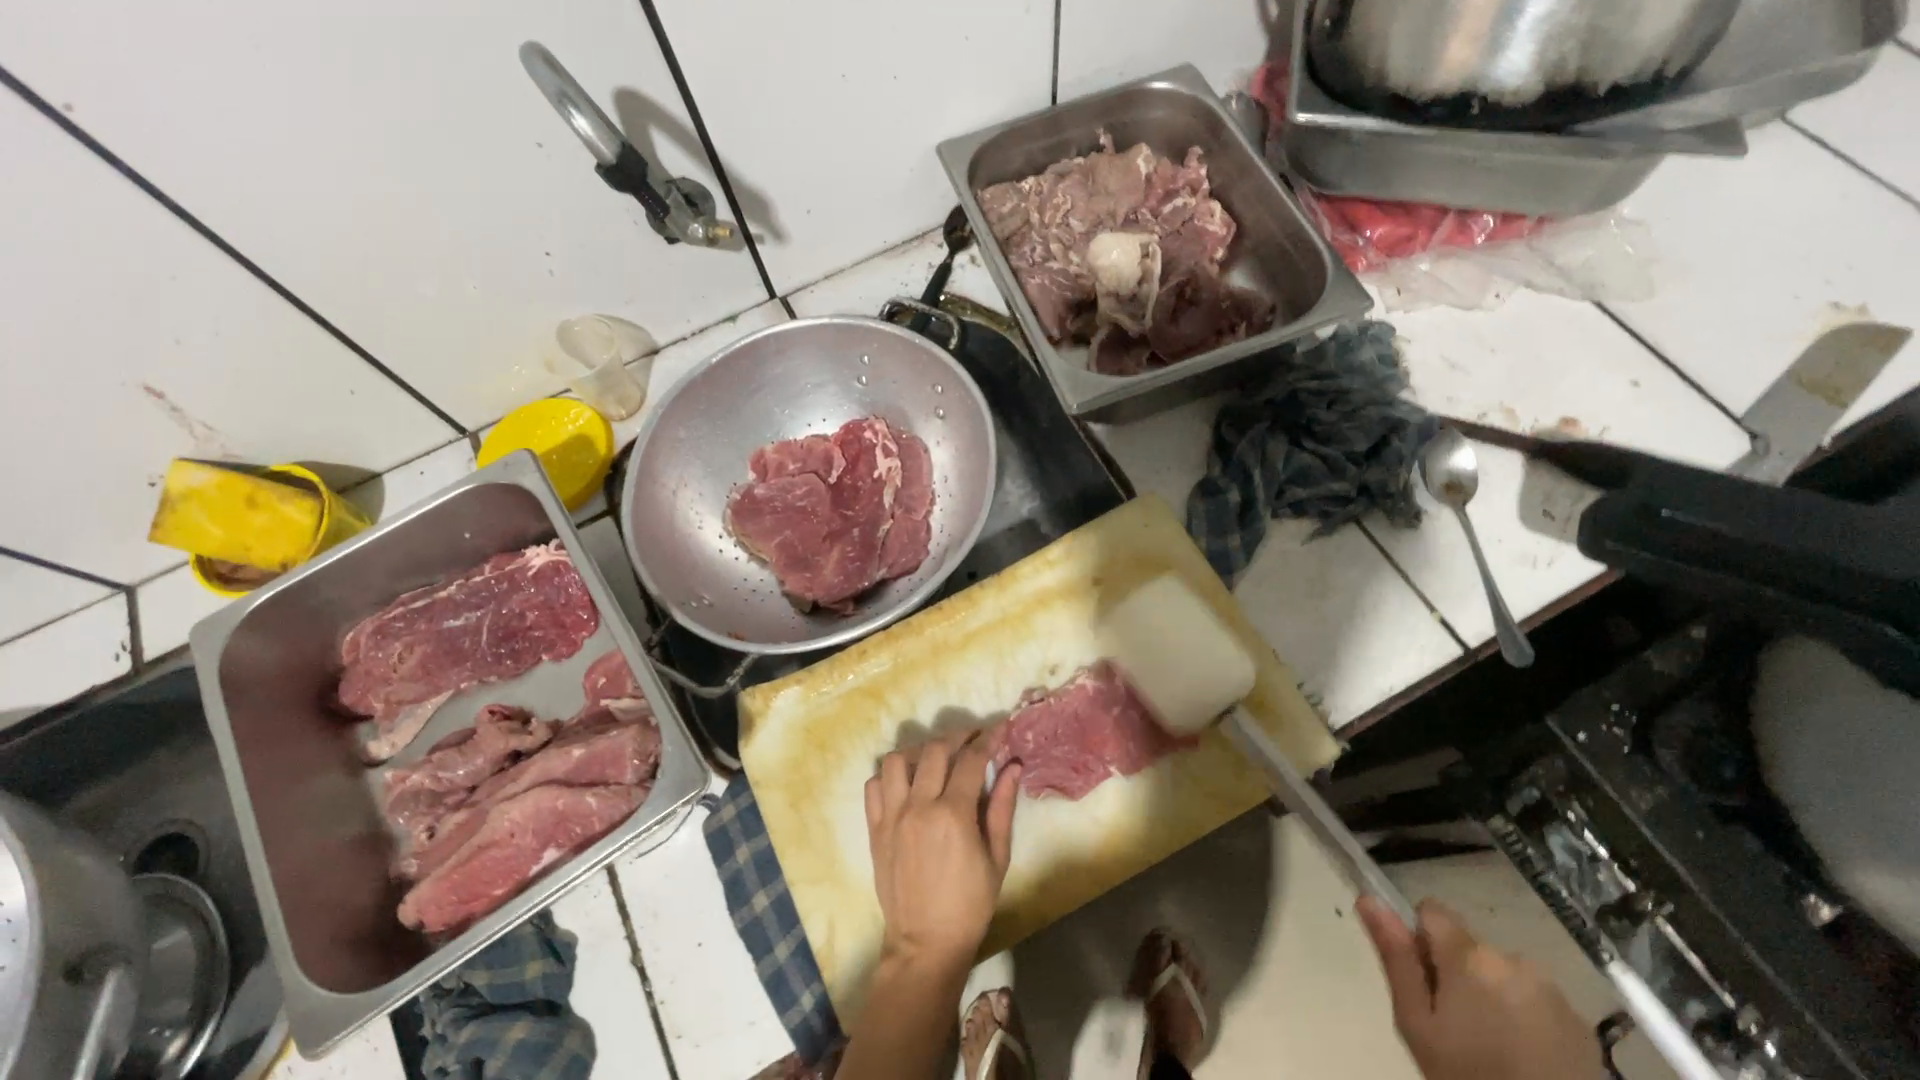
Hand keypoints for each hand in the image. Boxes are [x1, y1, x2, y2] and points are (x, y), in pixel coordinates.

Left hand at [864, 729, 1020, 971]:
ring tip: (936, 757)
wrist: (925, 942)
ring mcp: (891, 816)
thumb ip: (1002, 807)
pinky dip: (890, 775)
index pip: (970, 760)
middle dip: (957, 736)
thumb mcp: (997, 856)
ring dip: (919, 751)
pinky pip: (874, 786)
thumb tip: (1013, 766)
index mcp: (952, 814)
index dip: (987, 740)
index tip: (998, 730)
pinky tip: (908, 782)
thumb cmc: (970, 904)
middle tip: (972, 738)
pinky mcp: (875, 829)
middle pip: (934, 750)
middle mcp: (918, 807)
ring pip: (897, 761)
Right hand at [1359, 897, 1602, 1079]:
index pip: (1433, 911)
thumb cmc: (1465, 1076)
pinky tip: (1522, 1055)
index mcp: (1470, 957)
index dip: (1420, 940)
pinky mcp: (1580, 1021)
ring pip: (1504, 974)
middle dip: (1458, 975)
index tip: (1424, 981)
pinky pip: (1537, 1000)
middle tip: (1453, 1027)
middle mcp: (1515, 960)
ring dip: (1492, 995)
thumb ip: (1396, 958)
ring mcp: (1555, 991)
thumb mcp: (1416, 1023)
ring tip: (1490, 1045)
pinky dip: (1525, 1017)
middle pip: (1469, 948)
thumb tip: (1369, 900)